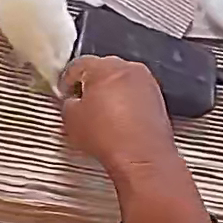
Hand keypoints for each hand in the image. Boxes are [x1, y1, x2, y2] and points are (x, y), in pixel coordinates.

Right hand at [61, 56, 183, 184]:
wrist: (141, 158)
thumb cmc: (109, 137)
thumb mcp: (71, 119)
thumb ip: (68, 103)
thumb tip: (72, 102)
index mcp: (104, 68)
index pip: (78, 65)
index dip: (67, 80)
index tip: (64, 91)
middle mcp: (128, 69)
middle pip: (102, 69)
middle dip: (91, 84)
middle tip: (81, 102)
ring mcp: (146, 83)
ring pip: (121, 81)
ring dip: (110, 93)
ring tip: (100, 115)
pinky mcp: (157, 99)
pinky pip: (135, 94)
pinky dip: (126, 103)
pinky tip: (118, 121)